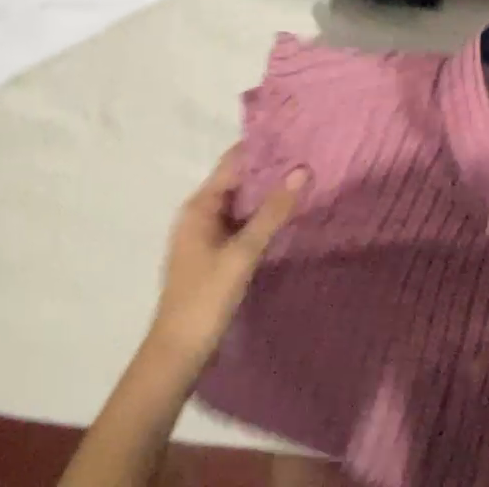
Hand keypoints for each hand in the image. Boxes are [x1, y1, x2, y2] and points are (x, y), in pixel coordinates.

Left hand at [146, 148, 310, 367]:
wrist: (178, 353)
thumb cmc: (206, 298)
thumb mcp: (243, 253)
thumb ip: (272, 212)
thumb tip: (301, 170)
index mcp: (199, 207)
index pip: (233, 164)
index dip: (263, 149)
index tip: (296, 136)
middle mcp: (199, 214)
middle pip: (238, 181)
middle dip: (270, 171)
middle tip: (310, 158)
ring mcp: (206, 236)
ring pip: (241, 205)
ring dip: (268, 195)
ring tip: (306, 182)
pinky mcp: (214, 255)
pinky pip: (241, 225)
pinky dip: (262, 218)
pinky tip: (287, 219)